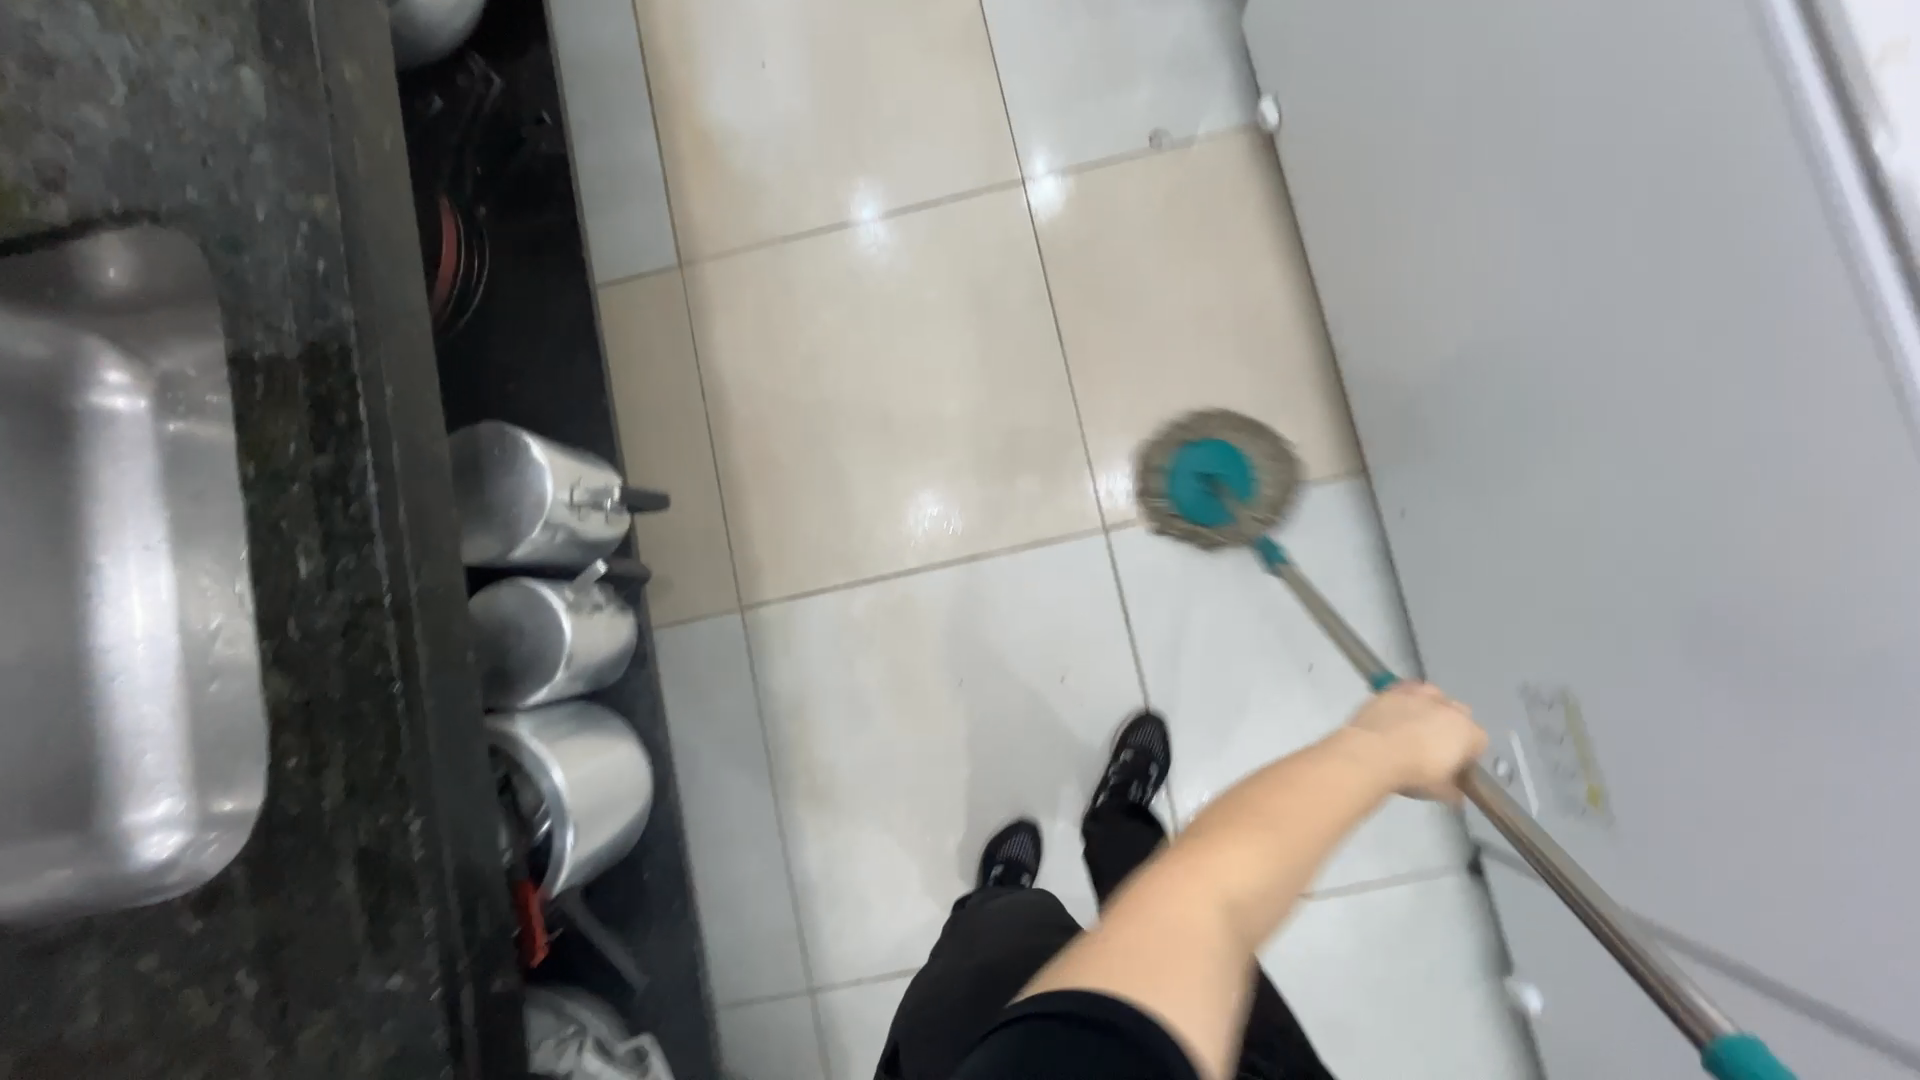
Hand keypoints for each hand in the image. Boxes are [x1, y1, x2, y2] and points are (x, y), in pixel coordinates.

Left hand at [1341, 682, 1486, 801]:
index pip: (1479, 741)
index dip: (1467, 754)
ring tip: (1415, 724)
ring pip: (1435, 696)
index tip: (1454, 764)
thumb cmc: (1412, 774)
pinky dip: (1406, 698)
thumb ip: (1453, 788)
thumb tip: (1455, 789)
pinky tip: (1397, 709)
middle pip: (1459, 714)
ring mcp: (1420, 696)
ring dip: (1431, 707)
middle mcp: (1448, 708)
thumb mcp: (1440, 791)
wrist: (1371, 753)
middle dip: (1451, 727)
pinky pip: (1407, 689)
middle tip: (1434, 744)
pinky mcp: (1393, 691)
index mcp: (1468, 732)